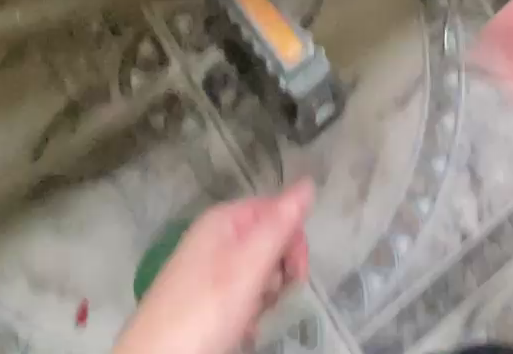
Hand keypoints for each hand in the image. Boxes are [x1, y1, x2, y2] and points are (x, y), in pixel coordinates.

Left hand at [115, 181, 313, 353]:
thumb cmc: (205, 311)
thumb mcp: (249, 265)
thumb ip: (280, 223)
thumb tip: (309, 182)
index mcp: (224, 220)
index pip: (277, 210)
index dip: (294, 240)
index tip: (297, 276)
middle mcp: (215, 238)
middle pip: (269, 241)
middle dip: (280, 272)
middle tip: (272, 300)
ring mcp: (207, 271)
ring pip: (258, 272)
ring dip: (265, 296)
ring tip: (251, 320)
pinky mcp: (204, 301)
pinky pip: (241, 296)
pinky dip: (248, 313)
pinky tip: (241, 331)